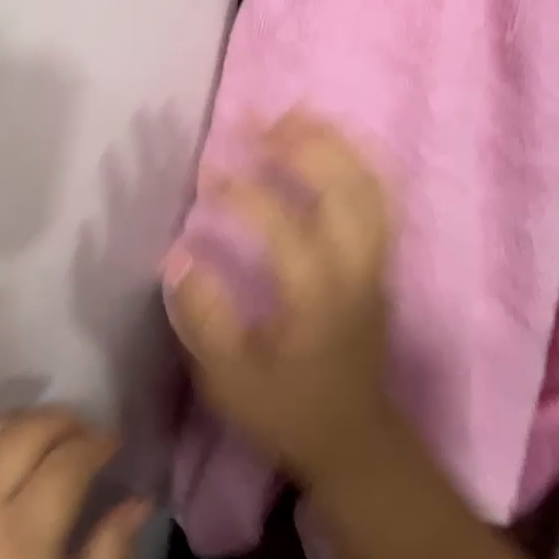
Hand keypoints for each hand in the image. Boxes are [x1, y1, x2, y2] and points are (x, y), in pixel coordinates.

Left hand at [0, 407, 151, 558]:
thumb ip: (108, 558)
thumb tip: (137, 502)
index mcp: (21, 535)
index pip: (68, 460)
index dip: (99, 443)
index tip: (118, 442)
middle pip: (26, 429)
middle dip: (64, 421)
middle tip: (89, 434)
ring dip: (26, 424)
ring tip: (54, 441)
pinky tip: (10, 459)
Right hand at [163, 112, 396, 479]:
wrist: (358, 442)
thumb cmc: (288, 410)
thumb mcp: (230, 380)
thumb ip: (204, 319)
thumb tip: (179, 258)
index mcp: (317, 299)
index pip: (285, 227)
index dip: (245, 193)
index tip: (208, 177)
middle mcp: (355, 272)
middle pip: (347, 192)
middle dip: (304, 148)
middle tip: (256, 122)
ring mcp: (375, 266)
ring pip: (370, 190)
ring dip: (335, 146)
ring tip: (293, 116)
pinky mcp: (379, 267)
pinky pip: (378, 201)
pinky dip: (356, 164)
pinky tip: (327, 147)